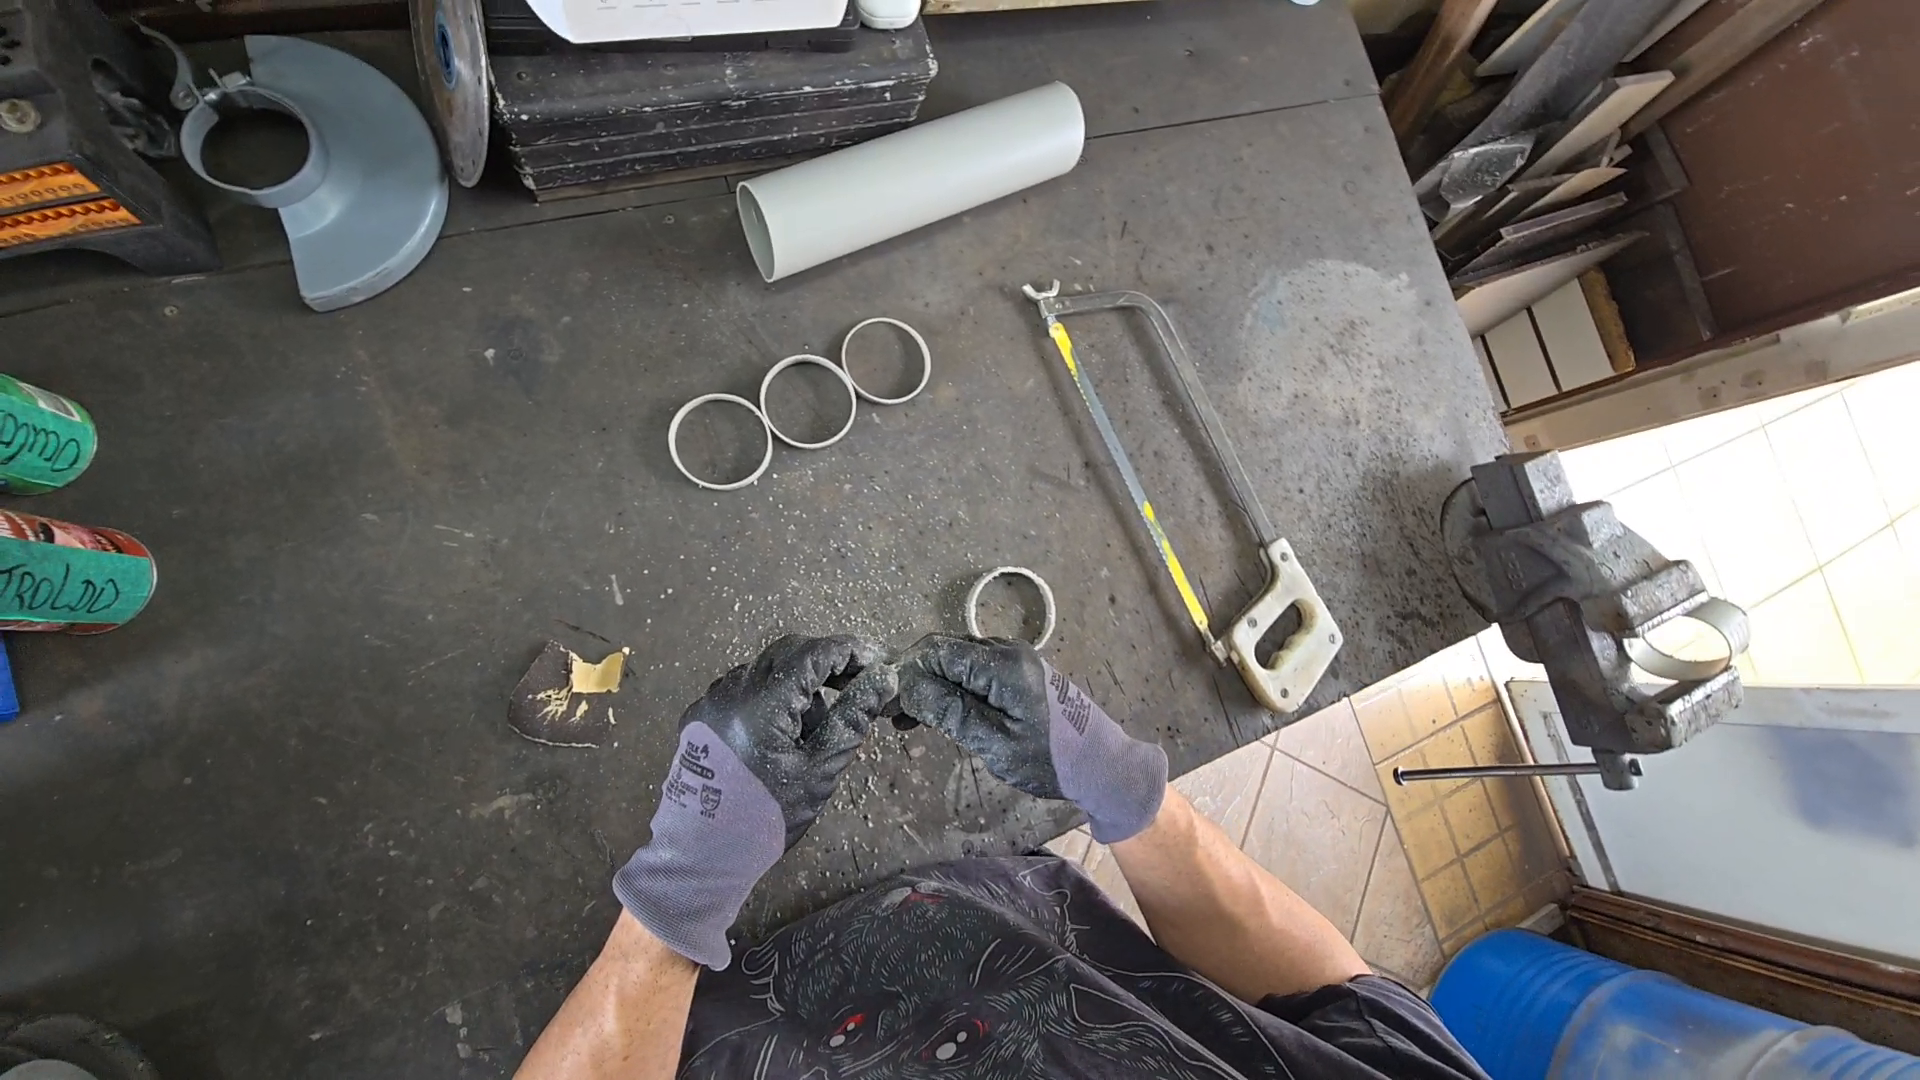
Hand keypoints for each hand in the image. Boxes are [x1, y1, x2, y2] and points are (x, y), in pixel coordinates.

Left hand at [614, 635, 893, 968]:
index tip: (877, 662)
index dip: (850, 651)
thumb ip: (853, 717)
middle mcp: (732, 689)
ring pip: (767, 668)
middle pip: (789, 652)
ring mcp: (711, 699)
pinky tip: (781, 733)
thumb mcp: (820, 769)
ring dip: (799, 682)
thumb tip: (883, 679)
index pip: (814, 653)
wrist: (699, 857)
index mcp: (763, 702)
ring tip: (815, 727)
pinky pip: (744, 688)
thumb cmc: (767, 818)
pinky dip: (771, 696)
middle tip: (856, 685)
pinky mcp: (700, 714)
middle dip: (826, 663)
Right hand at [897, 634, 1165, 842]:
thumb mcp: (995, 743)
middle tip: (894, 716)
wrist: (1103, 766)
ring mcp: (1014, 659)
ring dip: (931, 685)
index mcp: (1001, 664)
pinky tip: (938, 714)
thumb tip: (906, 684)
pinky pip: (974, 671)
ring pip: (956, 661)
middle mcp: (1006, 650)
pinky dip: (952, 689)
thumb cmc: (1050, 759)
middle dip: (915, 678)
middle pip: (945, 651)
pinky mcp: (1018, 673)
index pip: (936, 650)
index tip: (887, 703)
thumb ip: (951, 711)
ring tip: (909, 720)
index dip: (906, 672)